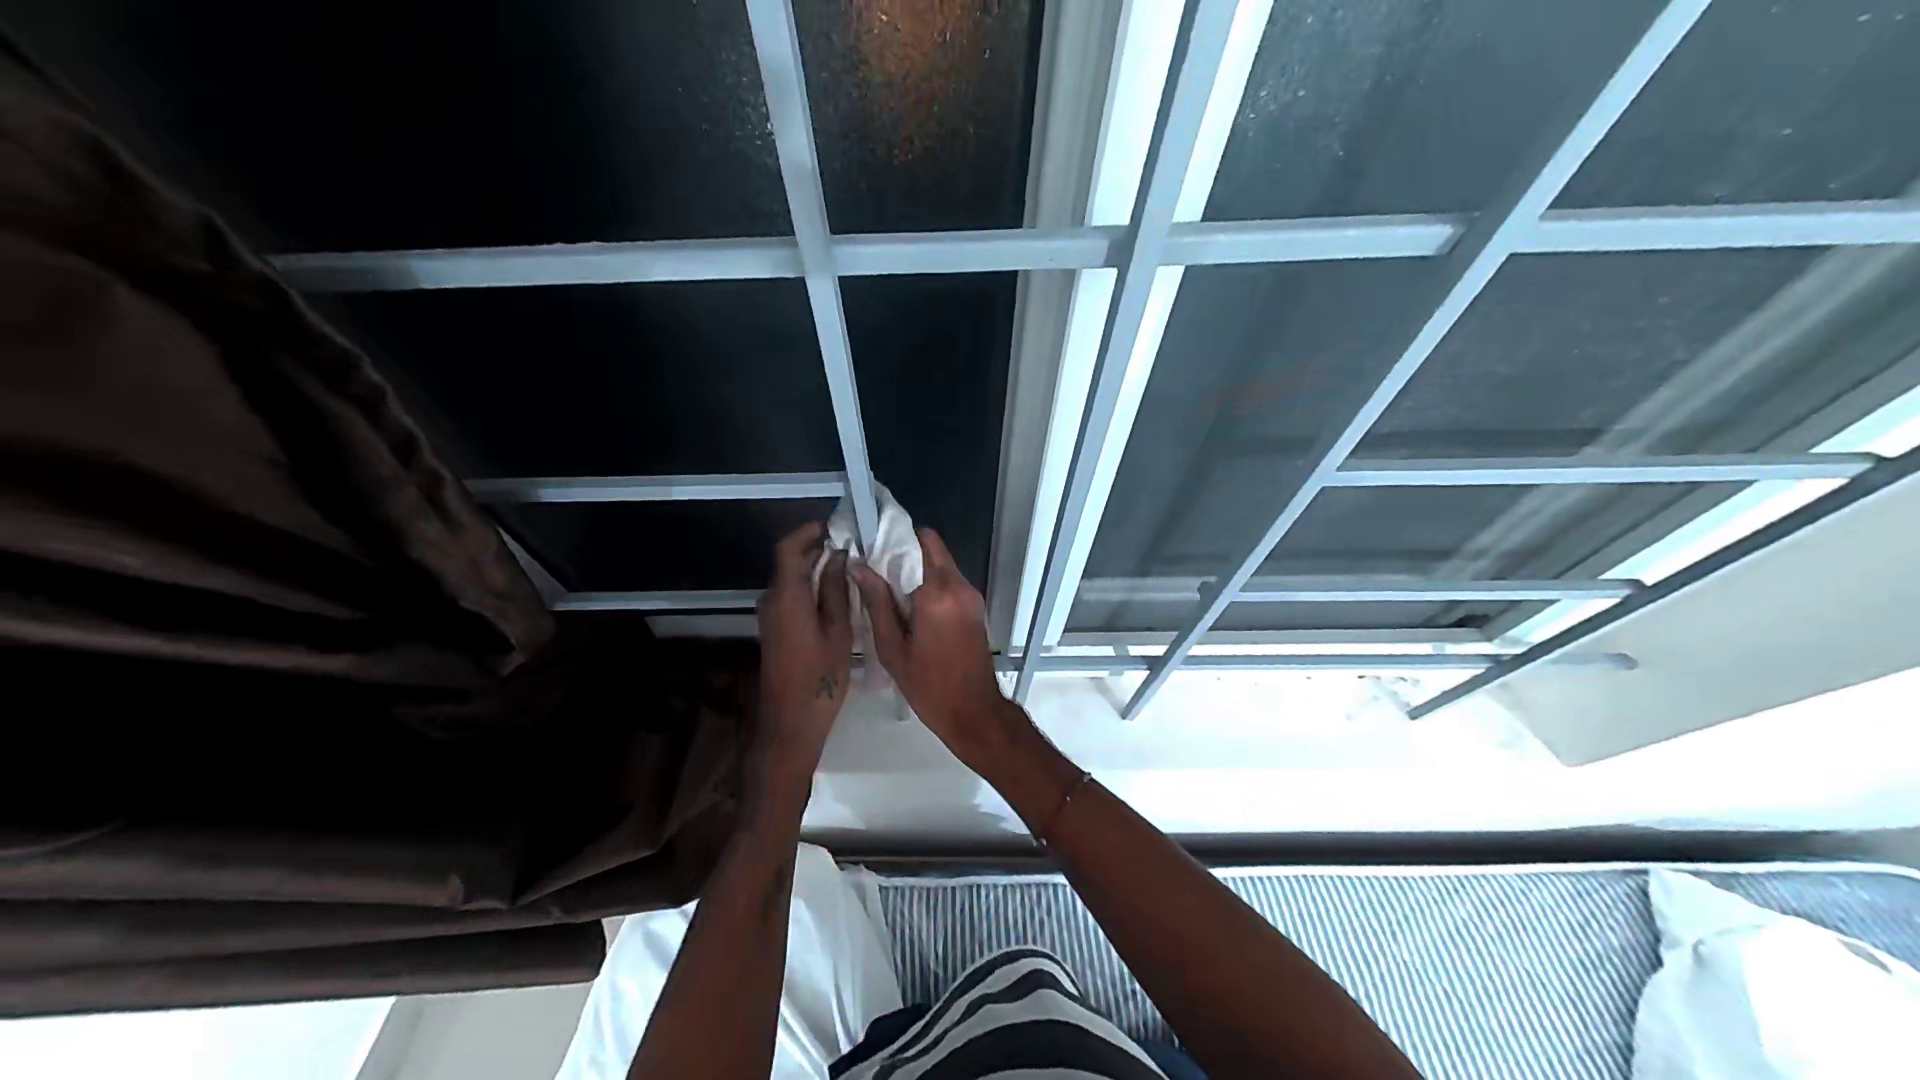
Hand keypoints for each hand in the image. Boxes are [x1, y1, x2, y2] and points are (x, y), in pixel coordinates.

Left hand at [754, 522, 852, 780]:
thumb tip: (840, 557)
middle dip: (816, 549)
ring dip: (814, 568)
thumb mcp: (838, 631)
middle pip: (788, 562)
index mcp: (787, 596)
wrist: (789, 722)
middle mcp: (772, 600)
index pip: (788, 548)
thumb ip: (837, 591)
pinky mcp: (775, 629)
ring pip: (790, 579)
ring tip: (849, 567)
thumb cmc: (819, 677)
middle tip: (851, 547)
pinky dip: (809, 586)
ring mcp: (770, 615)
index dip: (808, 532)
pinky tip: (835, 594)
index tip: (834, 527)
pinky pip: (790, 596)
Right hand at [853, 528, 1018, 767]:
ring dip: (918, 571)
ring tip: (889, 591)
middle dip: (906, 553)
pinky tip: (910, 607)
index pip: (923, 540)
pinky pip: (950, 584)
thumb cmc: (928, 685)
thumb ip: (876, 603)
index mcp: (938, 592)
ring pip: (942, 566)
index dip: (897, 538)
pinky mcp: (976, 608)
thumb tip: (859, 567)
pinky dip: (931, 586)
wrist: (973, 712)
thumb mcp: (892, 647)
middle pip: (933, 550)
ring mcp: (972, 597)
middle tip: (877, 571)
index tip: (873, 547)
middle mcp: (960, 586)